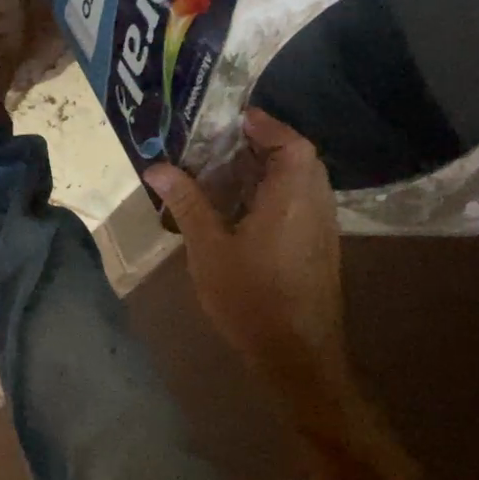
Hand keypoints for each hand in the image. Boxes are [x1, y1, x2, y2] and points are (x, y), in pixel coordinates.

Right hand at [143, 109, 346, 398]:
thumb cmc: (252, 299)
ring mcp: (322, 232)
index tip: (230, 119)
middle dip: (266, 142)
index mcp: (293, 201)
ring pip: (305, 182)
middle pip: (302, 159)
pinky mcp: (319, 251)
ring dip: (272, 167)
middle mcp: (316, 209)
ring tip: (227, 167)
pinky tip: (243, 205)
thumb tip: (156, 167)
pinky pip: (303, 202)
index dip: (266, 125)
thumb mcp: (208, 248)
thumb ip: (186, 202)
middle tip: (223, 139)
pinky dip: (277, 190)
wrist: (298, 361)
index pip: (294, 145)